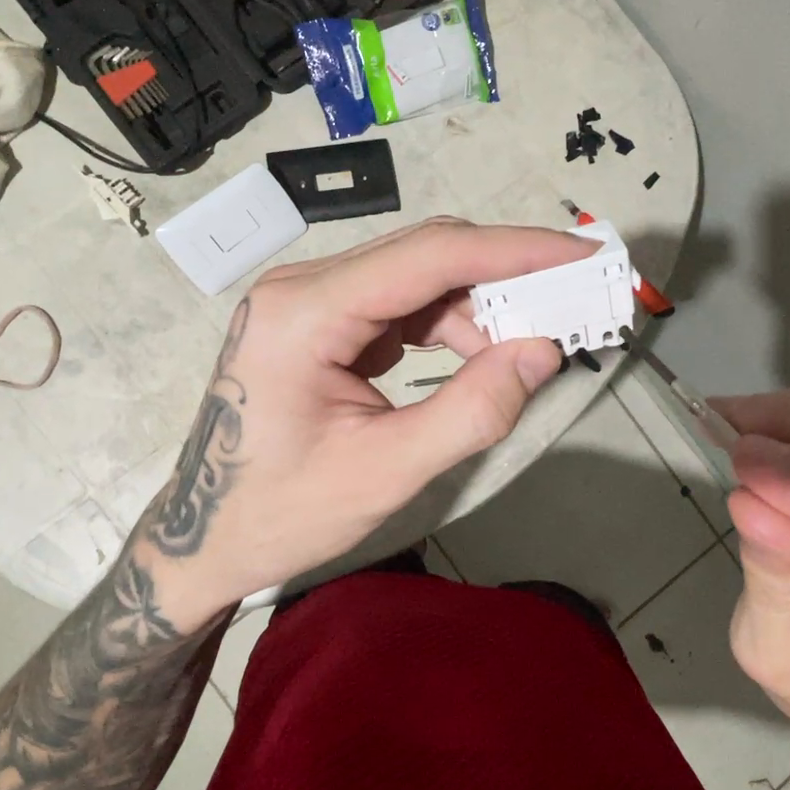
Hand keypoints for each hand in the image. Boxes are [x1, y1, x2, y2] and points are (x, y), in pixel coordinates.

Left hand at [130, 218, 594, 630]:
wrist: (207, 538)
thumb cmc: (283, 514)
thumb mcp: (386, 472)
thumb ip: (472, 411)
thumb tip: (544, 350)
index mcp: (306, 313)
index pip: (429, 257)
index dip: (514, 250)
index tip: (582, 255)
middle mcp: (304, 288)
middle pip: (425, 256)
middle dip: (505, 276)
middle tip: (571, 303)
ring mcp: (309, 301)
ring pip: (418, 278)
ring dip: (478, 308)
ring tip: (519, 355)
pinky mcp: (321, 321)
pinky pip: (401, 304)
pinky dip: (448, 327)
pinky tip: (473, 360)